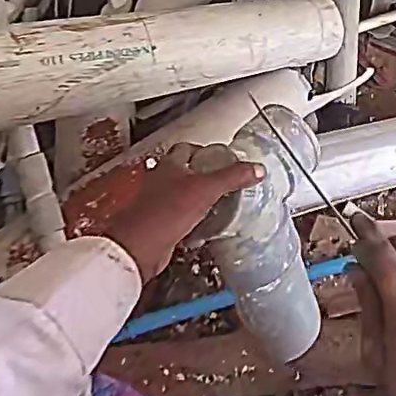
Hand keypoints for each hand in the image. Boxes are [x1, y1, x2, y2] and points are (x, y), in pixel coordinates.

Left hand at [98, 142, 262, 280]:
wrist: (138, 247)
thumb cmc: (166, 212)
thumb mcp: (207, 190)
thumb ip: (232, 177)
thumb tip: (257, 169)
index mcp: (169, 166)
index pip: (186, 148)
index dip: (202, 149)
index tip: (218, 156)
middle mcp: (160, 182)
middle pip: (181, 171)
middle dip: (199, 174)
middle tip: (220, 178)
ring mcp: (155, 204)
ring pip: (179, 195)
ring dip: (195, 198)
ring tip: (216, 202)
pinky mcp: (157, 225)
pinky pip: (177, 218)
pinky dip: (190, 220)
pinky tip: (203, 227)